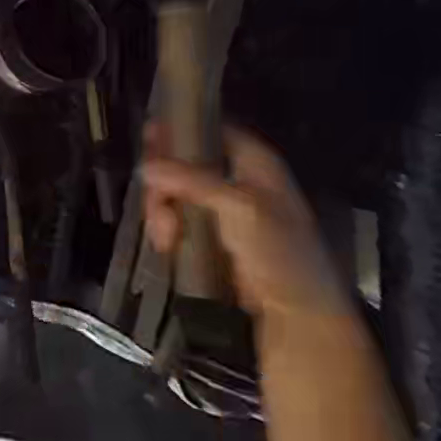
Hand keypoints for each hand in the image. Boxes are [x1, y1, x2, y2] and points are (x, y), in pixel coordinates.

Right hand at [141, 124, 349, 326]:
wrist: (295, 313)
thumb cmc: (279, 252)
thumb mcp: (238, 207)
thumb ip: (190, 180)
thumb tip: (145, 166)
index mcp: (254, 161)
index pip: (211, 127)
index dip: (180, 128)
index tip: (149, 138)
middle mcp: (236, 177)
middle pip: (182, 160)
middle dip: (163, 182)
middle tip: (155, 202)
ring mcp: (221, 207)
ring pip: (173, 190)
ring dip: (162, 211)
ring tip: (166, 235)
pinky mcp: (209, 233)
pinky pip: (175, 217)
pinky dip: (166, 228)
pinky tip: (168, 245)